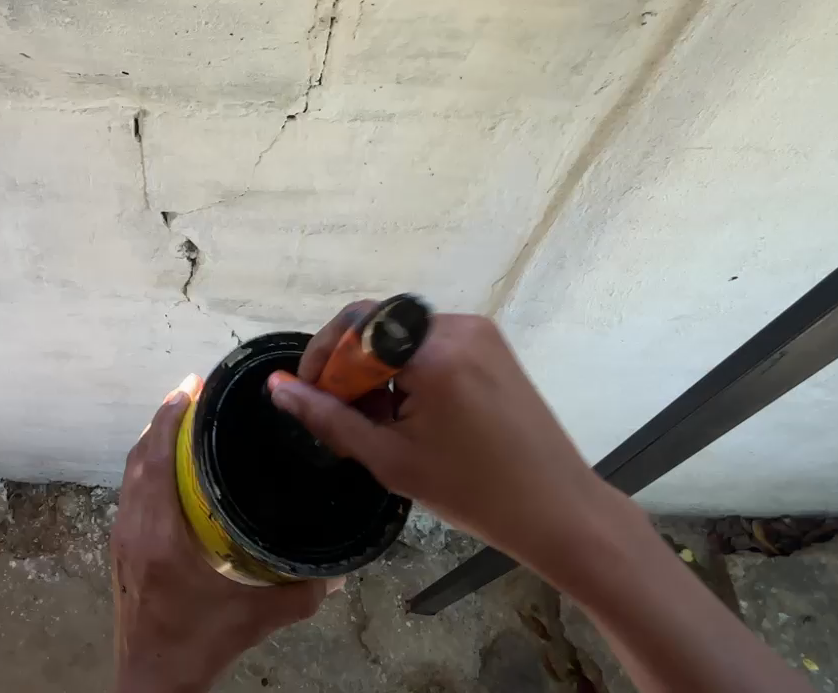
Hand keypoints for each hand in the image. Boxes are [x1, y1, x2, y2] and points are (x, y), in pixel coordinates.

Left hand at [112, 376, 332, 692]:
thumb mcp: (255, 617)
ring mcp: (121, 533)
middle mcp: (134, 526)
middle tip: (194, 390)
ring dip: (154, 437)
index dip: (170, 417)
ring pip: (131, 469)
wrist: (152, 678)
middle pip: (140, 455)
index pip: (156, 459)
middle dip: (164, 417)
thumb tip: (340, 568)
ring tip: (183, 415)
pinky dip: (146, 461)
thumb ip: (300, 591)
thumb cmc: (200, 642)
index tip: (192, 386)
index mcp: (160, 535)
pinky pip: (129, 487)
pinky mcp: (119, 542)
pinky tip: (169, 459)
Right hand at [265, 303, 620, 577]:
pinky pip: (430, 340)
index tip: (311, 393)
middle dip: (349, 363)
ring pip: (401, 333)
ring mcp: (478, 332)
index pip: (355, 325)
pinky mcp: (492, 343)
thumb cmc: (472, 492)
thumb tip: (277, 387)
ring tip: (378, 416)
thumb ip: (327, 416)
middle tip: (340, 409)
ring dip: (378, 365)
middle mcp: (456, 326)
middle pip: (377, 325)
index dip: (324, 356)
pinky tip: (412, 408)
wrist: (560, 511)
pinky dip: (409, 366)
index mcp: (433, 353)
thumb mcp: (388, 458)